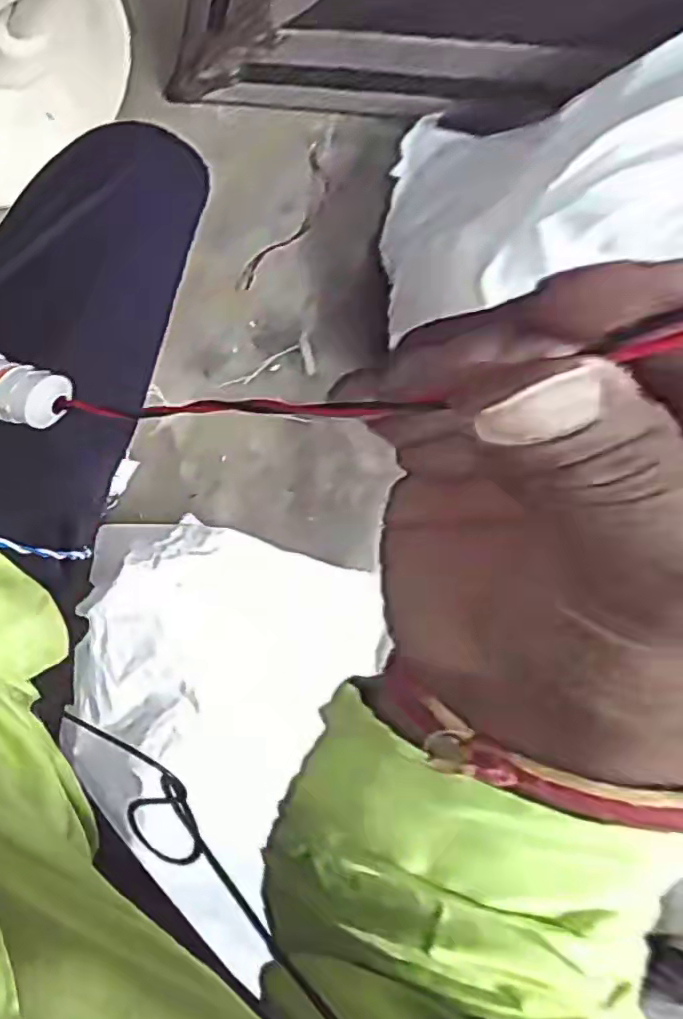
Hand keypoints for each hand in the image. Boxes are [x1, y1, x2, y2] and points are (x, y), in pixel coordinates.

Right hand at [340, 262, 682, 785]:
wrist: (520, 706)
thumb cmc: (635, 656)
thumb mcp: (647, 568)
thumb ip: (607, 473)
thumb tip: (523, 385)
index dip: (619, 312)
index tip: (531, 339)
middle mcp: (637, 413)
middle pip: (582, 326)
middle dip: (505, 335)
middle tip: (434, 371)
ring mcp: (545, 428)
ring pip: (489, 353)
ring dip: (432, 363)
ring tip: (388, 397)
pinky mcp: (460, 450)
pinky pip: (420, 397)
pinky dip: (387, 394)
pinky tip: (371, 412)